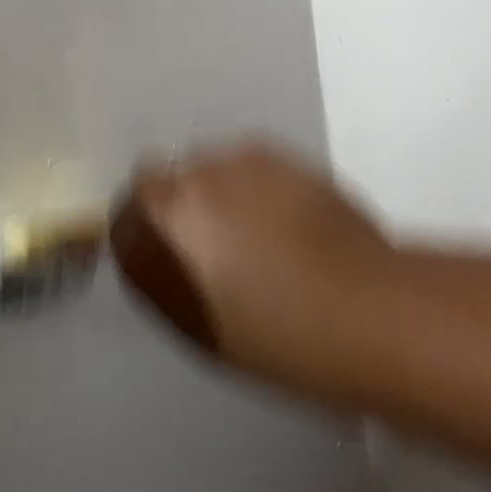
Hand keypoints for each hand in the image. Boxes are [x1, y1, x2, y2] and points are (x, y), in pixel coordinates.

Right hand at [108, 141, 392, 391]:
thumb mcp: (198, 327)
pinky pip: (246, 164)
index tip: (178, 259)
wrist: (366, 312)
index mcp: (147, 237)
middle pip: (159, 185)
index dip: (151, 237)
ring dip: (222, 191)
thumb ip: (168, 280)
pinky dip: (260, 184)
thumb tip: (169, 257)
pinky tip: (292, 216)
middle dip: (184, 206)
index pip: (124, 221)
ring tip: (265, 229)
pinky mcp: (264, 151)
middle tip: (223, 243)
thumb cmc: (276, 340)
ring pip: (205, 170)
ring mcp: (218, 164)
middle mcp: (169, 189)